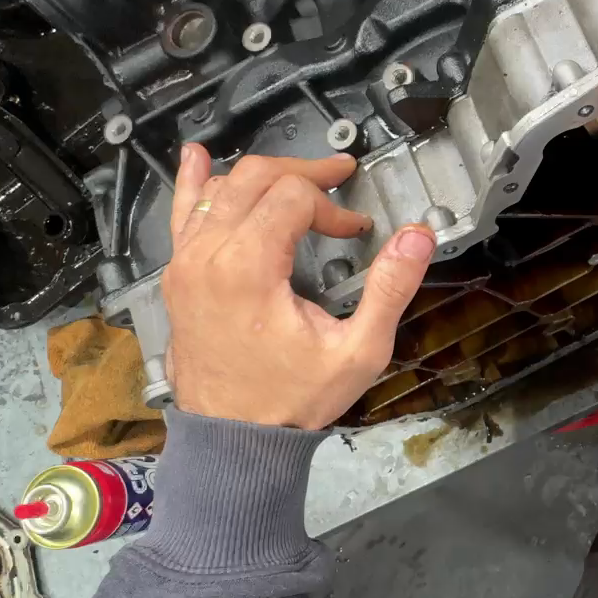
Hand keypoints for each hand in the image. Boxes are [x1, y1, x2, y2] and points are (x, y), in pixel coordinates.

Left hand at [162, 144, 435, 428]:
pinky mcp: (179, 276)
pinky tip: (198, 158)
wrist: (235, 439)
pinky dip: (195, 183)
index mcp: (248, 268)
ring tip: (303, 174)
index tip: (358, 233)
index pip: (293, 197)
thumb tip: (418, 236)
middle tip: (342, 176)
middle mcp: (207, 256)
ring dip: (266, 174)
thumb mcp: (360, 350)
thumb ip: (390, 288)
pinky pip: (182, 214)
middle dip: (305, 172)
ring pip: (220, 188)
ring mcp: (185, 264)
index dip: (333, 207)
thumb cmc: (295, 396)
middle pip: (255, 178)